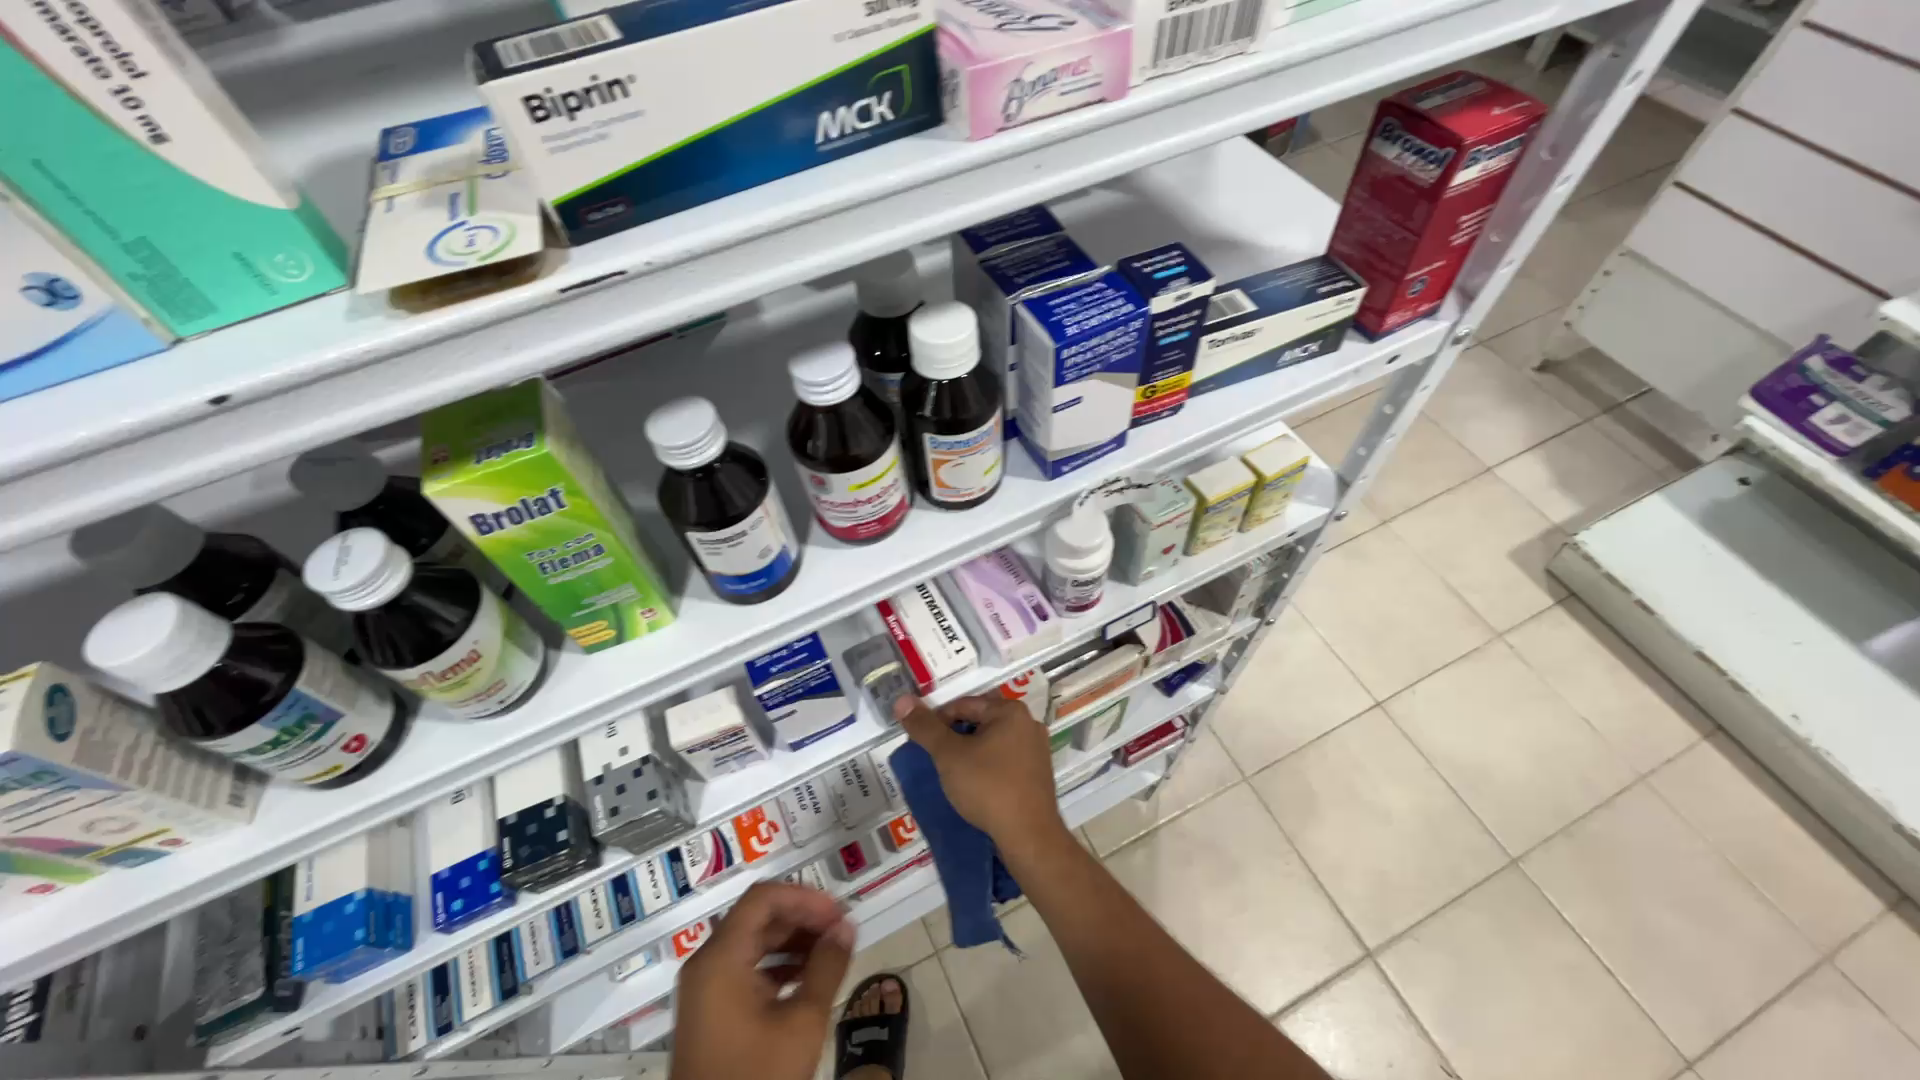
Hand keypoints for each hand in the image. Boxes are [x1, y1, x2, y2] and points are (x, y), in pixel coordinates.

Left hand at [670, 882, 855, 1079]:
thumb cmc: (758, 1077)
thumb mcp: (802, 1022)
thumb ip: (827, 967)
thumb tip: (846, 926)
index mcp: (721, 958)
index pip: (763, 899)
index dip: (805, 898)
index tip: (840, 915)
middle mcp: (707, 963)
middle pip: (757, 917)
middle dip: (803, 919)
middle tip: (842, 933)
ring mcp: (705, 988)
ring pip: (753, 942)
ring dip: (794, 941)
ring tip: (832, 954)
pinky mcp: (712, 1009)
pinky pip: (746, 968)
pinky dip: (779, 965)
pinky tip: (809, 979)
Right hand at [894, 693, 1073, 860]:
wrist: (1028, 835)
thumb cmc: (987, 787)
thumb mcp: (948, 755)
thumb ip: (925, 727)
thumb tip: (901, 700)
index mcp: (1011, 711)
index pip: (962, 705)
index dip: (937, 721)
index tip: (922, 743)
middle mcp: (1029, 723)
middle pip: (979, 721)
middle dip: (955, 737)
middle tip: (936, 758)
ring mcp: (1037, 749)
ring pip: (992, 742)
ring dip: (970, 752)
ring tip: (953, 773)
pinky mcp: (1038, 773)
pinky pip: (1005, 760)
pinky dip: (987, 766)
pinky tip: (976, 785)